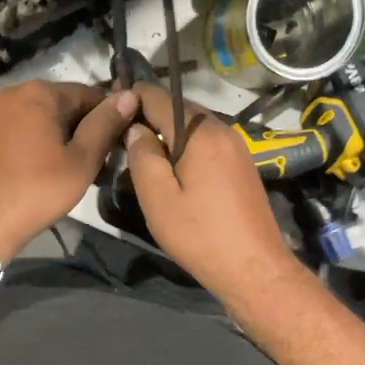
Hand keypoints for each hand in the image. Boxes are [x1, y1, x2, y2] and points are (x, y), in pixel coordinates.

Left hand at [0, 81, 138, 259]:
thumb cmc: (35, 192)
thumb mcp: (80, 162)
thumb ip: (105, 126)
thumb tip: (130, 95)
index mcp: (39, 93)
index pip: (89, 94)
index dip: (108, 119)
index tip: (116, 146)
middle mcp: (12, 92)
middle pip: (61, 105)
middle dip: (80, 129)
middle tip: (95, 164)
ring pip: (38, 119)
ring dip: (57, 137)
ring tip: (68, 170)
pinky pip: (17, 130)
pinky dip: (33, 143)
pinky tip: (39, 169)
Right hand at [122, 85, 304, 302]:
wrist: (253, 267)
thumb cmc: (200, 234)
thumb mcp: (158, 198)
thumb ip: (143, 157)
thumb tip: (136, 129)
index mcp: (200, 133)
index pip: (161, 98)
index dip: (134, 97)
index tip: (111, 106)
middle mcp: (223, 131)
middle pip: (179, 110)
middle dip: (151, 117)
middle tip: (122, 136)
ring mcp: (237, 148)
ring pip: (194, 129)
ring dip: (168, 136)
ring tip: (143, 156)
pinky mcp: (242, 167)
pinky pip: (207, 146)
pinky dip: (186, 150)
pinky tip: (173, 172)